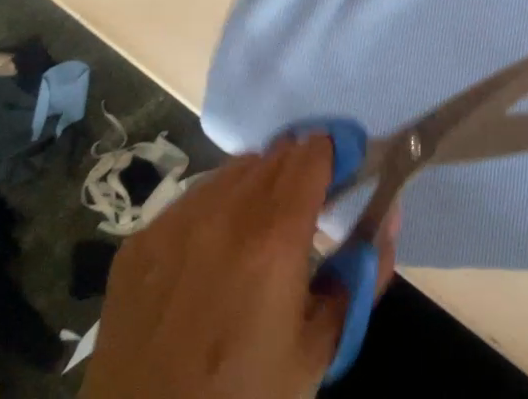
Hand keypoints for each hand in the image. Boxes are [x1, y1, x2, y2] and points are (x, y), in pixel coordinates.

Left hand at [83, 134, 396, 398]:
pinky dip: (217, 205)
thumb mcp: (321, 347)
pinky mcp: (138, 244)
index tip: (349, 171)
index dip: (337, 154)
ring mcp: (173, 227)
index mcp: (275, 239)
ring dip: (260, 181)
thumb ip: (364, 274)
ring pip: (233, 171)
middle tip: (314, 202)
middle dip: (302, 168)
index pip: (313, 154)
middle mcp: (222, 217)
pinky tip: (218, 247)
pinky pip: (192, 198)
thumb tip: (389, 215)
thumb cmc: (247, 393)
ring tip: (266, 223)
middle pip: (276, 156)